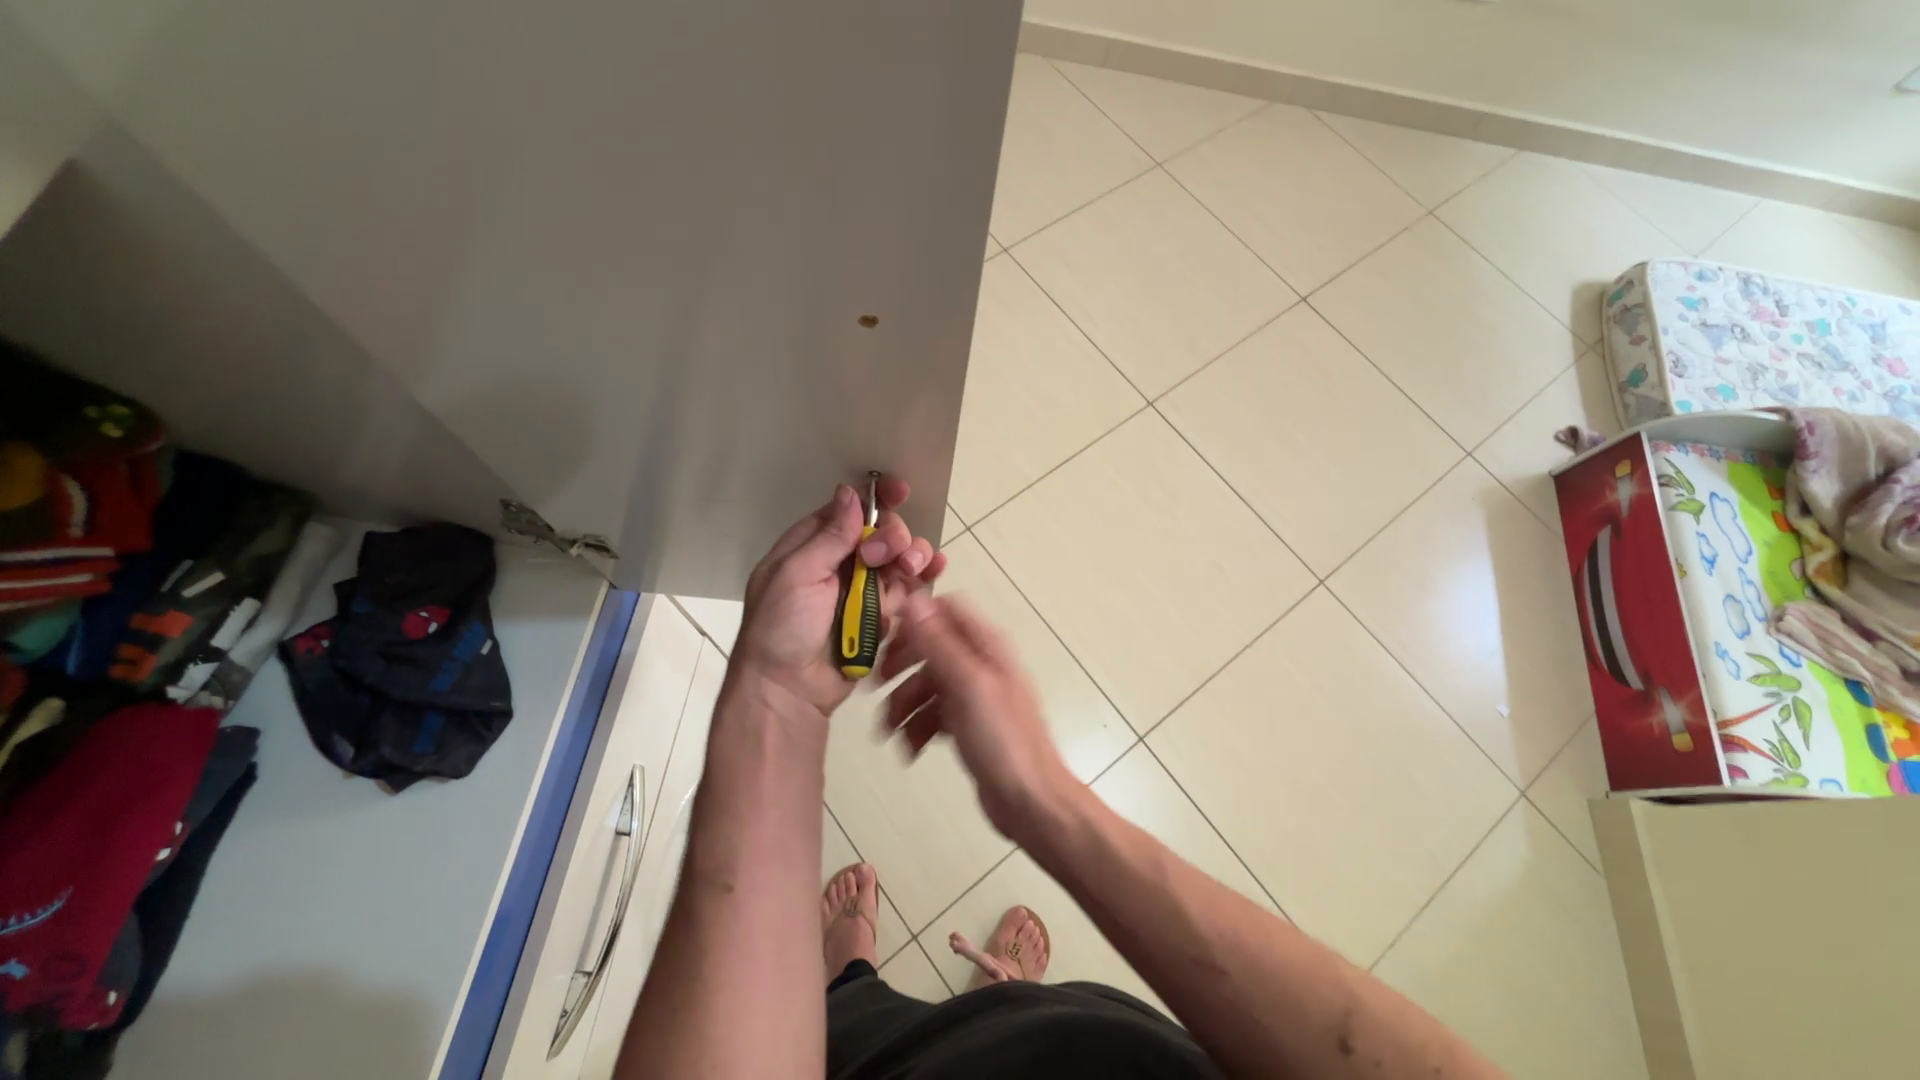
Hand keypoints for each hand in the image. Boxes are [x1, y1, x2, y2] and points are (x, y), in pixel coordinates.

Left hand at [733, 477, 945, 717]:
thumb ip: (828, 537)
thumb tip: (849, 493)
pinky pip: (907, 589)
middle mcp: (838, 564)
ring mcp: (861, 590)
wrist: (789, 691)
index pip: (847, 510)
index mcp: (810, 547)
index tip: (899, 491)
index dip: (874, 498)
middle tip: (882, 557)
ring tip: (913, 567)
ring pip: (899, 559)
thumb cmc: (781, 629)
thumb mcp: (796, 575)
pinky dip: (924, 577)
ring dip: (912, 555)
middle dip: (891, 537)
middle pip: (880, 533)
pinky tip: (937, 569)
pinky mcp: (881, 616)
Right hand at [879, 592, 1081, 839]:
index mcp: (987, 646)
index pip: (946, 610)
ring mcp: (975, 696)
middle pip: (931, 648)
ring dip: (904, 704)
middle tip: (875, 687)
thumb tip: (913, 599)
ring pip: (927, 685)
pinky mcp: (968, 725)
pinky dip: (917, 728)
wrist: (1029, 800)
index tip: (885, 641)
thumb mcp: (967, 685)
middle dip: (901, 667)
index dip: (915, 620)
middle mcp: (981, 664)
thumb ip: (939, 642)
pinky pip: (933, 715)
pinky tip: (910, 749)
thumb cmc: (1001, 740)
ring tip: (888, 732)